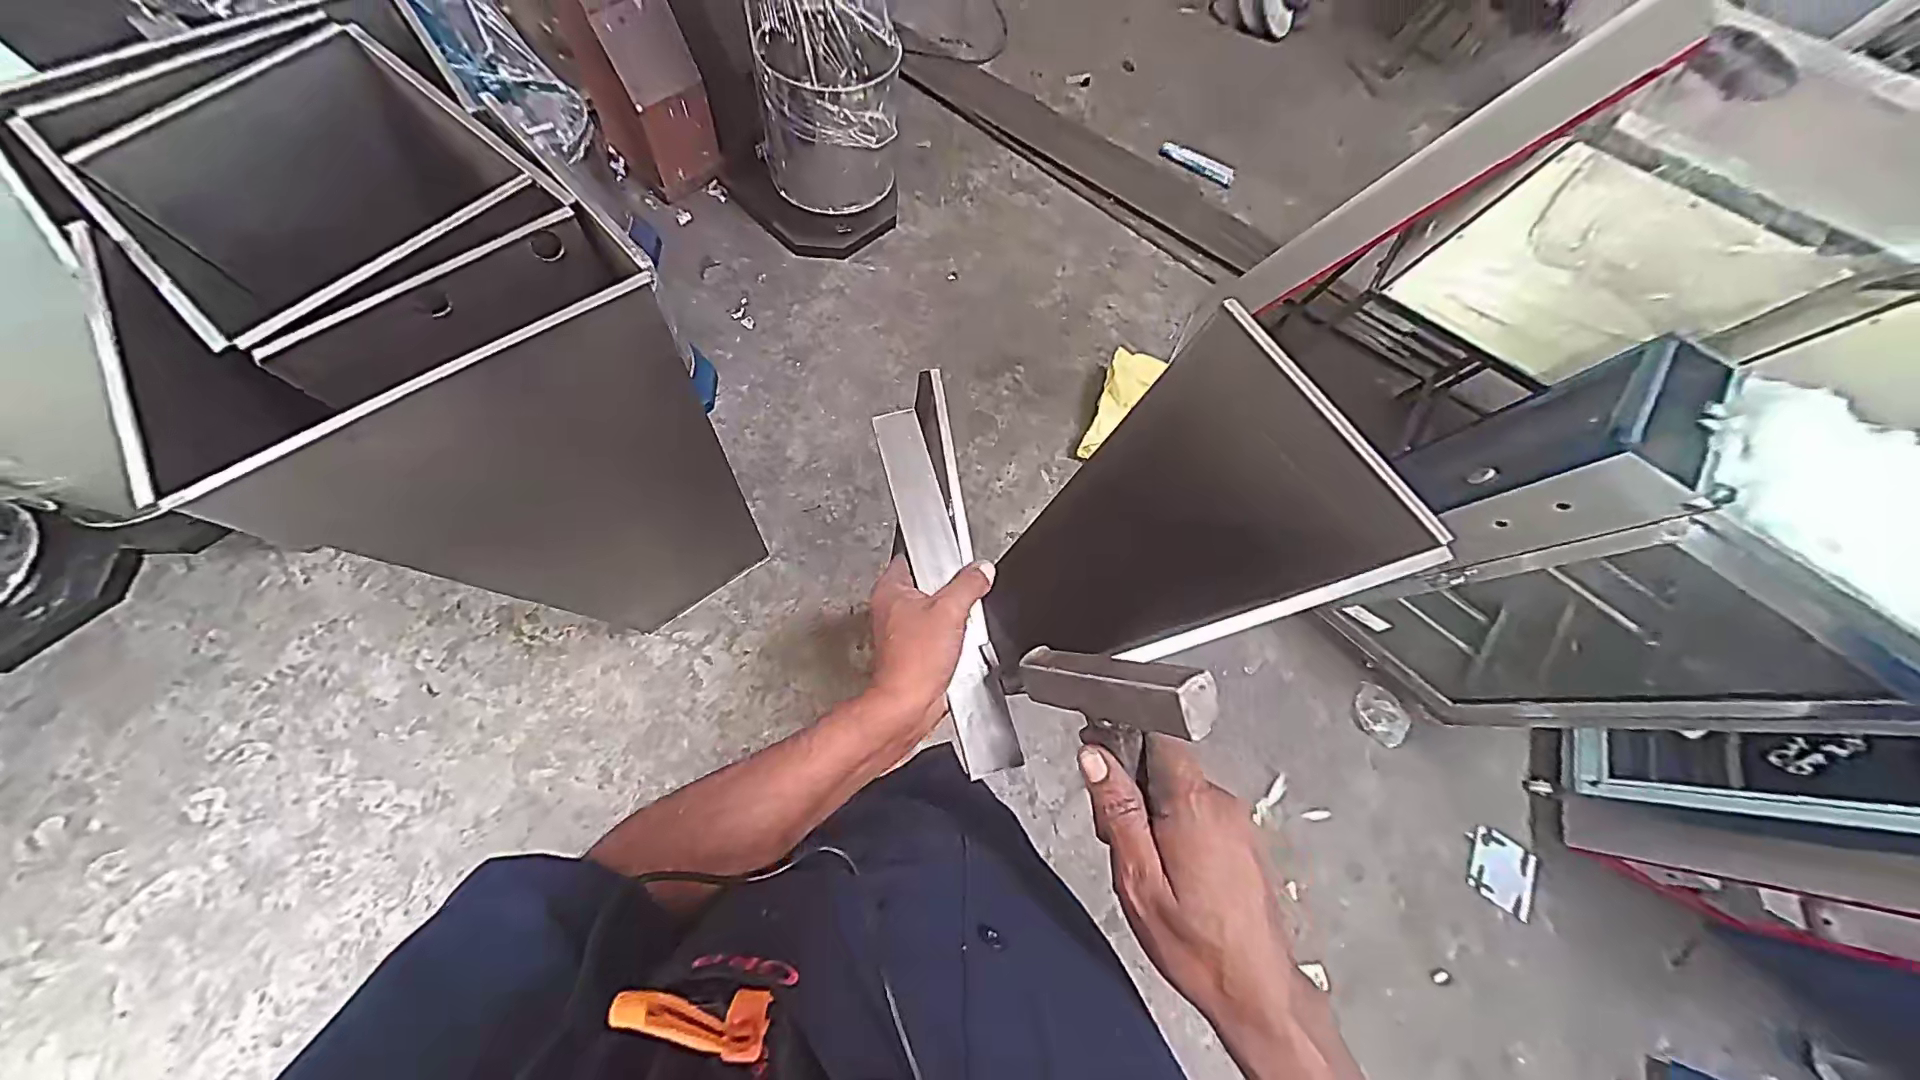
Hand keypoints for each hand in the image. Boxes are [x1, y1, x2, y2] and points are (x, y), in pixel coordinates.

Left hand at [865, 555, 993, 728]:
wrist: (909, 705)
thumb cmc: (913, 662)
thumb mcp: (950, 611)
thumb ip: (969, 584)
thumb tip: (981, 570)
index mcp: (891, 589)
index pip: (913, 558)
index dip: (937, 558)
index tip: (956, 564)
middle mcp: (891, 608)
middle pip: (929, 586)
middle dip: (950, 593)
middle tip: (960, 602)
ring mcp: (900, 631)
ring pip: (935, 612)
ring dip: (951, 619)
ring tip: (957, 628)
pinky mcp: (912, 651)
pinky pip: (938, 636)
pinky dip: (950, 640)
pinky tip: (955, 648)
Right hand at [1080, 737, 1361, 1079]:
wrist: (1257, 993)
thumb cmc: (1198, 947)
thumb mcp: (1138, 879)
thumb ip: (1117, 810)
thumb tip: (1095, 758)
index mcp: (1192, 805)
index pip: (1157, 736)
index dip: (1122, 739)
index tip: (1101, 756)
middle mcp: (1221, 803)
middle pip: (1162, 764)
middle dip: (1132, 788)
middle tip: (1120, 837)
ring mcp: (1237, 820)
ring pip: (1178, 789)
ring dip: (1154, 811)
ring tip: (1149, 862)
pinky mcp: (1243, 837)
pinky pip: (1199, 810)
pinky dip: (1177, 826)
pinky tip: (1174, 868)